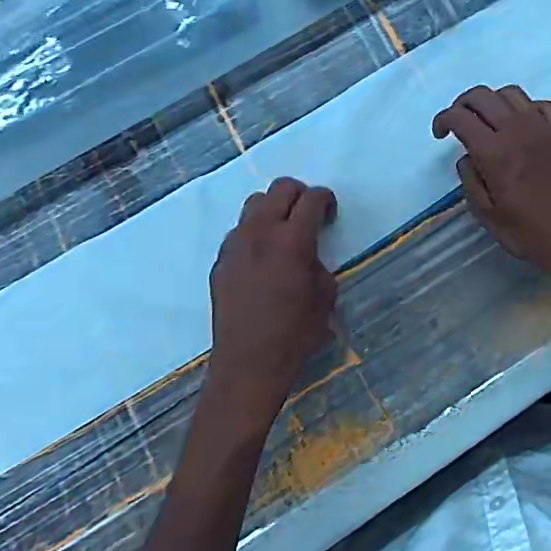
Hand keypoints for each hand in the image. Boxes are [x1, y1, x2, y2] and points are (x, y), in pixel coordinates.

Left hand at [206, 176, 338, 421]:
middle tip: (308, 215)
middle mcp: (261, 232)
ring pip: (254, 204)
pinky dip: (254, 233)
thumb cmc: (295, 333)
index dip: (326, 200)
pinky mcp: (221, 260)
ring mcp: (236, 244)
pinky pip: (239, 232)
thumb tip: (307, 253)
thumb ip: (318, 263)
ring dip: (273, 209)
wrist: (249, 362)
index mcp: (292, 239)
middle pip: (280, 188)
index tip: (329, 213)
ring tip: (282, 233)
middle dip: (300, 194)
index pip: (312, 198)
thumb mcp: (325, 296)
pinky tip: (261, 258)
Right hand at [432, 84, 550, 290]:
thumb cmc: (529, 233)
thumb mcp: (486, 214)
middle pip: (482, 96)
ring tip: (488, 121)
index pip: (460, 118)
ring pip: (510, 93)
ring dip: (492, 102)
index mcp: (495, 154)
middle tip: (459, 123)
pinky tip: (520, 125)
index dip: (443, 120)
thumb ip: (470, 179)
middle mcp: (518, 132)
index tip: (441, 134)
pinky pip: (539, 104)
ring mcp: (544, 128)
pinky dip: (523, 108)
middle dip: (462, 104)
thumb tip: (467, 157)